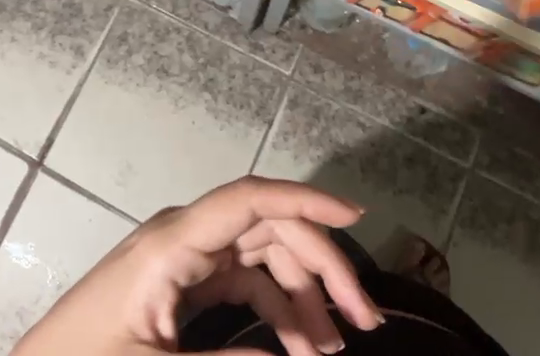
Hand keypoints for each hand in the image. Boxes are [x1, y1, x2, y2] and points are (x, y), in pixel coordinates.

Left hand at [13, 177, 384, 355]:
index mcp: (175, 242)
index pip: (249, 200)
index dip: (304, 198)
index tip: (356, 215)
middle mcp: (187, 236)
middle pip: (269, 228)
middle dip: (321, 264)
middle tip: (364, 319)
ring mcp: (189, 256)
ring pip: (265, 255)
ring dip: (305, 295)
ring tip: (333, 349)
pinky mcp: (190, 278)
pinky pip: (249, 282)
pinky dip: (281, 310)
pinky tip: (301, 348)